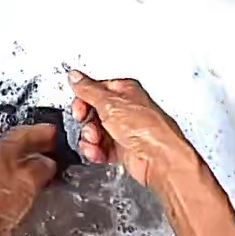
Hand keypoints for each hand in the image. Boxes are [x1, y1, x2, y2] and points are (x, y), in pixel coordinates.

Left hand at [0, 124, 58, 235]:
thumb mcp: (29, 180)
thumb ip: (42, 168)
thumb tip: (48, 164)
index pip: (23, 133)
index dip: (41, 131)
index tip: (55, 131)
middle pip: (19, 146)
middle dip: (38, 144)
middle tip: (56, 144)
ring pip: (17, 162)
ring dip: (34, 160)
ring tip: (52, 162)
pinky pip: (16, 178)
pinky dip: (29, 176)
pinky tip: (38, 183)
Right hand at [68, 70, 202, 189]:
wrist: (160, 159)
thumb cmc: (146, 128)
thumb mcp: (109, 103)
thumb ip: (87, 89)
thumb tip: (74, 76)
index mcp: (125, 92)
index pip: (95, 90)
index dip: (83, 100)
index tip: (79, 108)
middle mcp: (125, 110)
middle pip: (92, 113)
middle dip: (86, 122)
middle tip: (89, 126)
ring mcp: (124, 130)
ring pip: (94, 132)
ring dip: (89, 138)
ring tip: (95, 141)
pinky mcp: (123, 149)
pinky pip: (100, 148)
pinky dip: (95, 151)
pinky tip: (97, 152)